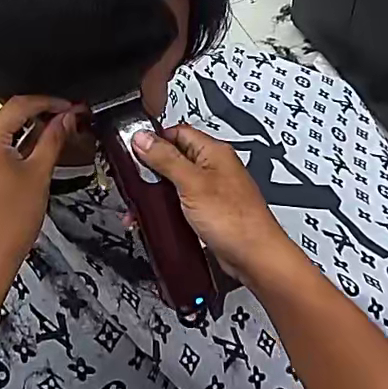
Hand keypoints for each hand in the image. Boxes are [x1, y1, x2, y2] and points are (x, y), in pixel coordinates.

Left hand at [0, 96, 76, 312]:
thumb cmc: (11, 222)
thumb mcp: (39, 175)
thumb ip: (52, 139)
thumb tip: (66, 118)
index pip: (17, 105)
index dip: (46, 103)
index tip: (66, 108)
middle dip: (24, 112)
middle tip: (51, 122)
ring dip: (5, 126)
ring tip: (32, 139)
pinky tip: (9, 158)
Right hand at [131, 125, 300, 282]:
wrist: (254, 257)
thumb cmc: (237, 220)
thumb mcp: (192, 184)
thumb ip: (166, 159)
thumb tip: (143, 138)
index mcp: (214, 152)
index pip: (177, 132)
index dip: (153, 138)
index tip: (132, 150)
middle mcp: (214, 168)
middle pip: (173, 158)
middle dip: (150, 170)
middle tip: (135, 181)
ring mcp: (210, 191)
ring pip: (174, 183)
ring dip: (156, 193)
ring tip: (142, 204)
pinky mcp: (208, 211)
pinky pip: (180, 204)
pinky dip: (166, 209)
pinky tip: (157, 218)